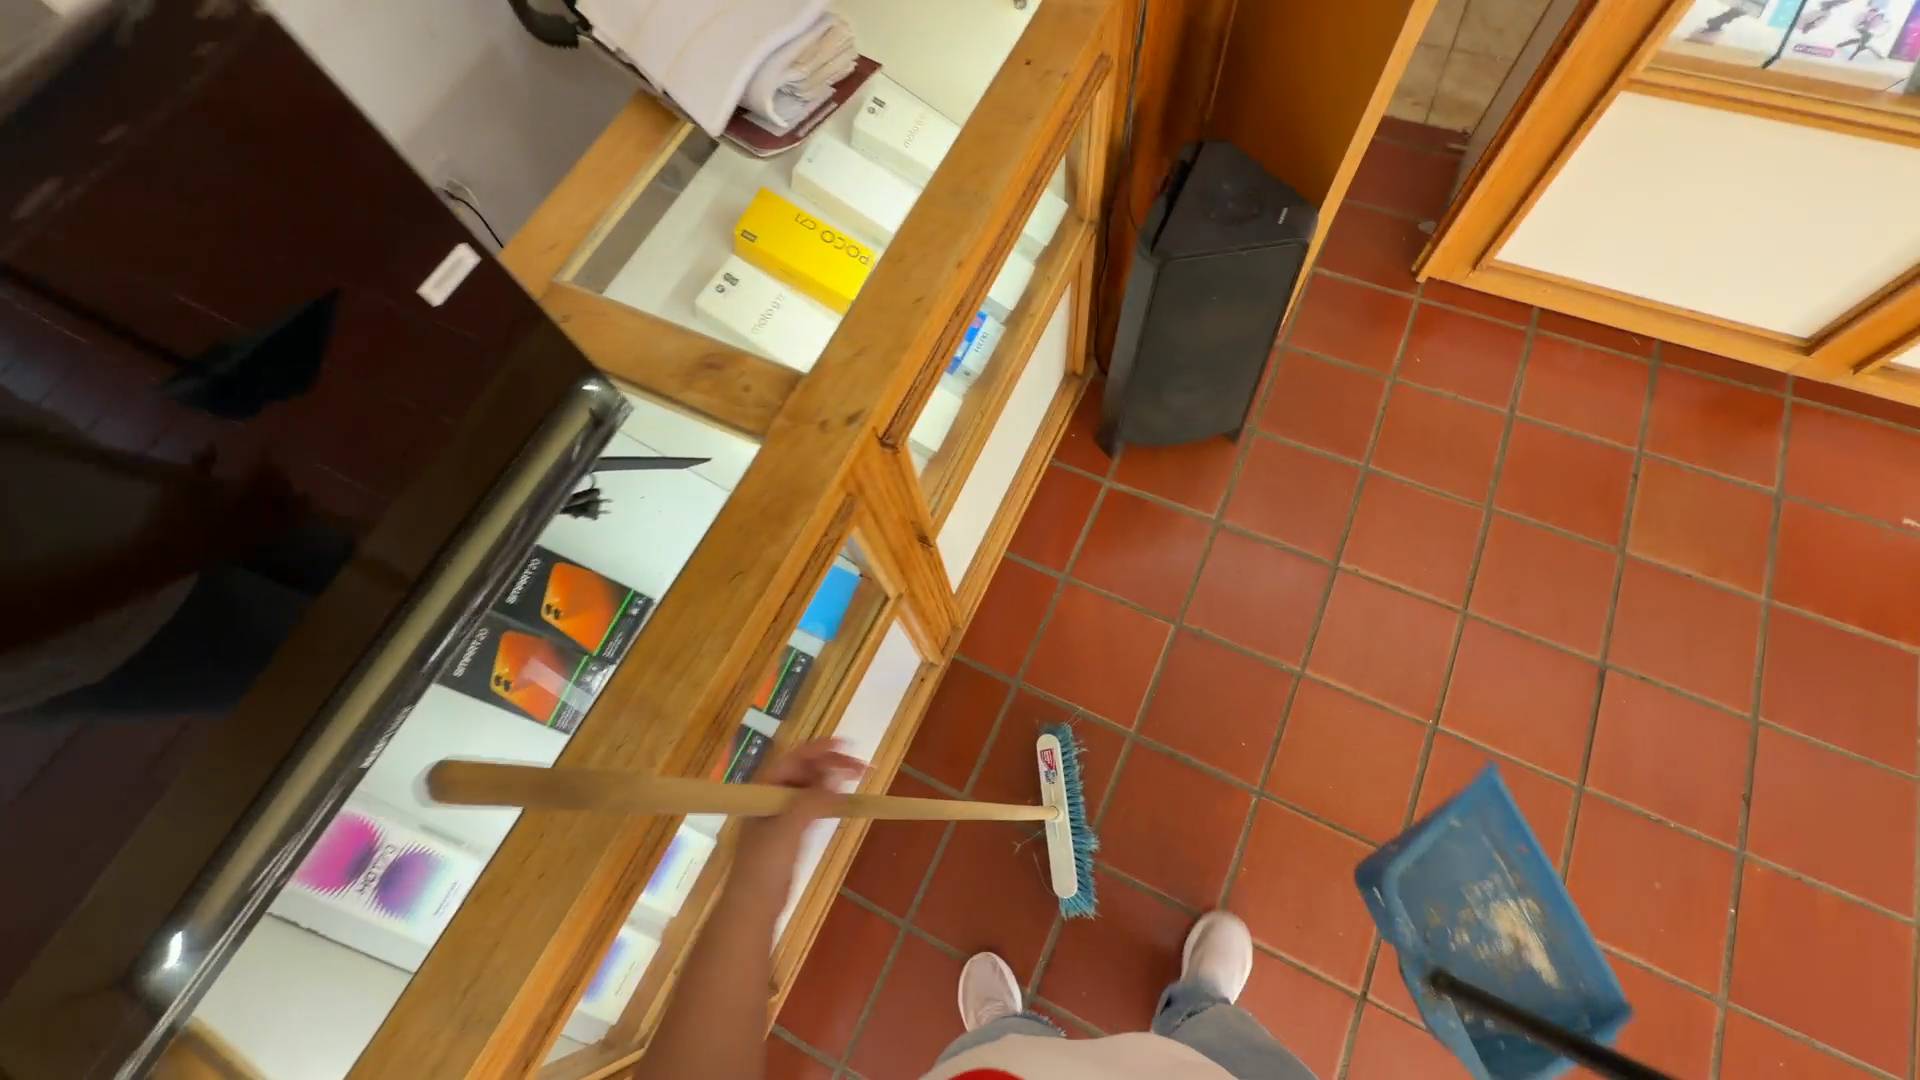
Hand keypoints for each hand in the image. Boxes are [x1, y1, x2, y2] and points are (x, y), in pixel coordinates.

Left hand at [734, 740, 865, 881]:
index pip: (794, 759)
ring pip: (810, 788)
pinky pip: (811, 806)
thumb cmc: (765, 863)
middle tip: (861, 767)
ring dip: (832, 780)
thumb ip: (813, 799)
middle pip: (804, 771)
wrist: (753, 906)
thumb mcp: (789, 827)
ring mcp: (780, 816)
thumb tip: (838, 775)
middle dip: (831, 764)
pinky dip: (828, 799)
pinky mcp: (789, 833)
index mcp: (764, 790)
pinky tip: (842, 800)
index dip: (819, 749)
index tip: (845, 745)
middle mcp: (771, 798)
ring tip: (857, 777)